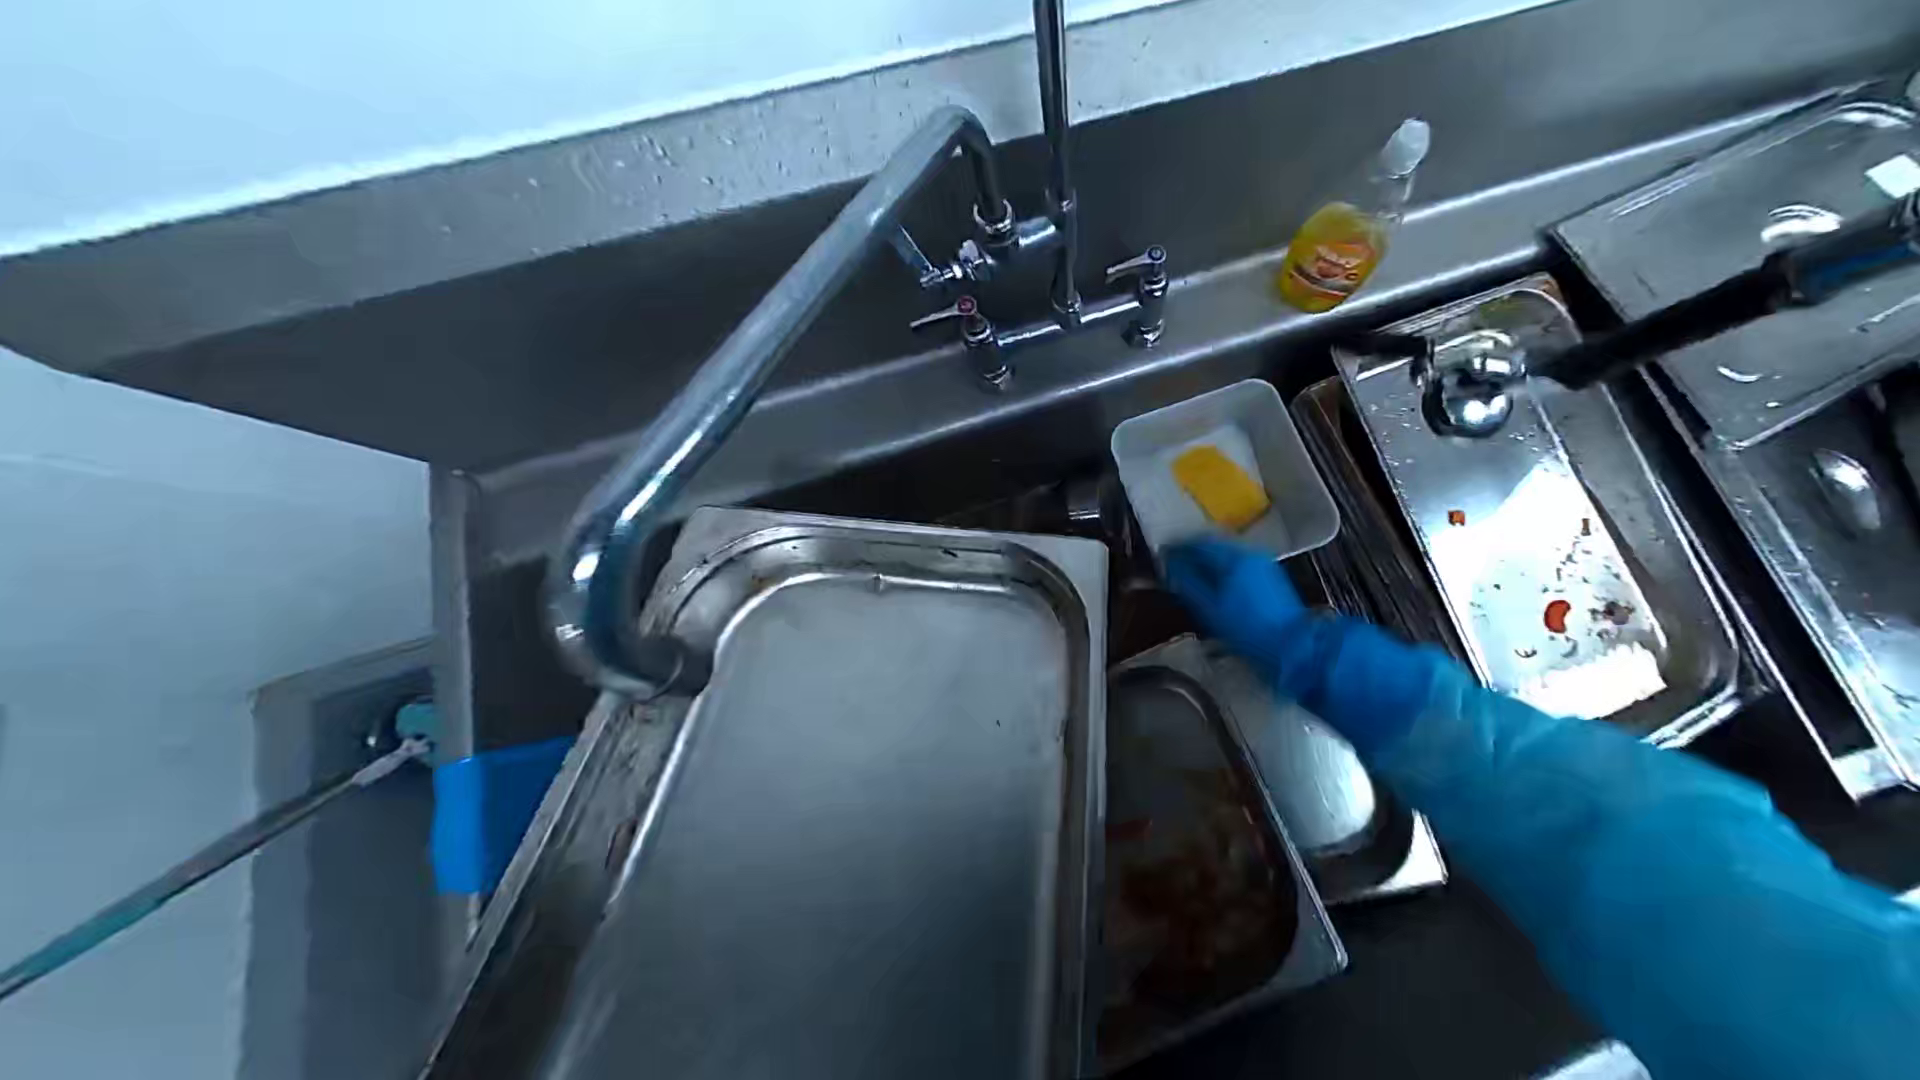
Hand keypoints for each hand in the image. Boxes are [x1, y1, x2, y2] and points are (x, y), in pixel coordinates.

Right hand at [1162, 538, 1309, 659]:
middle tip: (1173, 561)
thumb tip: (1170, 565)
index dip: (1176, 546)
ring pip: (1225, 550)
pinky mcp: (1268, 572)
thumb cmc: (1246, 630)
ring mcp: (1261, 561)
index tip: (1162, 554)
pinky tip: (1211, 578)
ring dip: (1205, 556)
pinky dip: (1219, 563)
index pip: (1197, 541)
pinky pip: (1236, 558)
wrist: (1291, 645)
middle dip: (1190, 549)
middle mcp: (1248, 553)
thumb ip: (1186, 582)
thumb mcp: (1208, 608)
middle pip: (1212, 542)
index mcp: (1233, 558)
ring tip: (1189, 571)